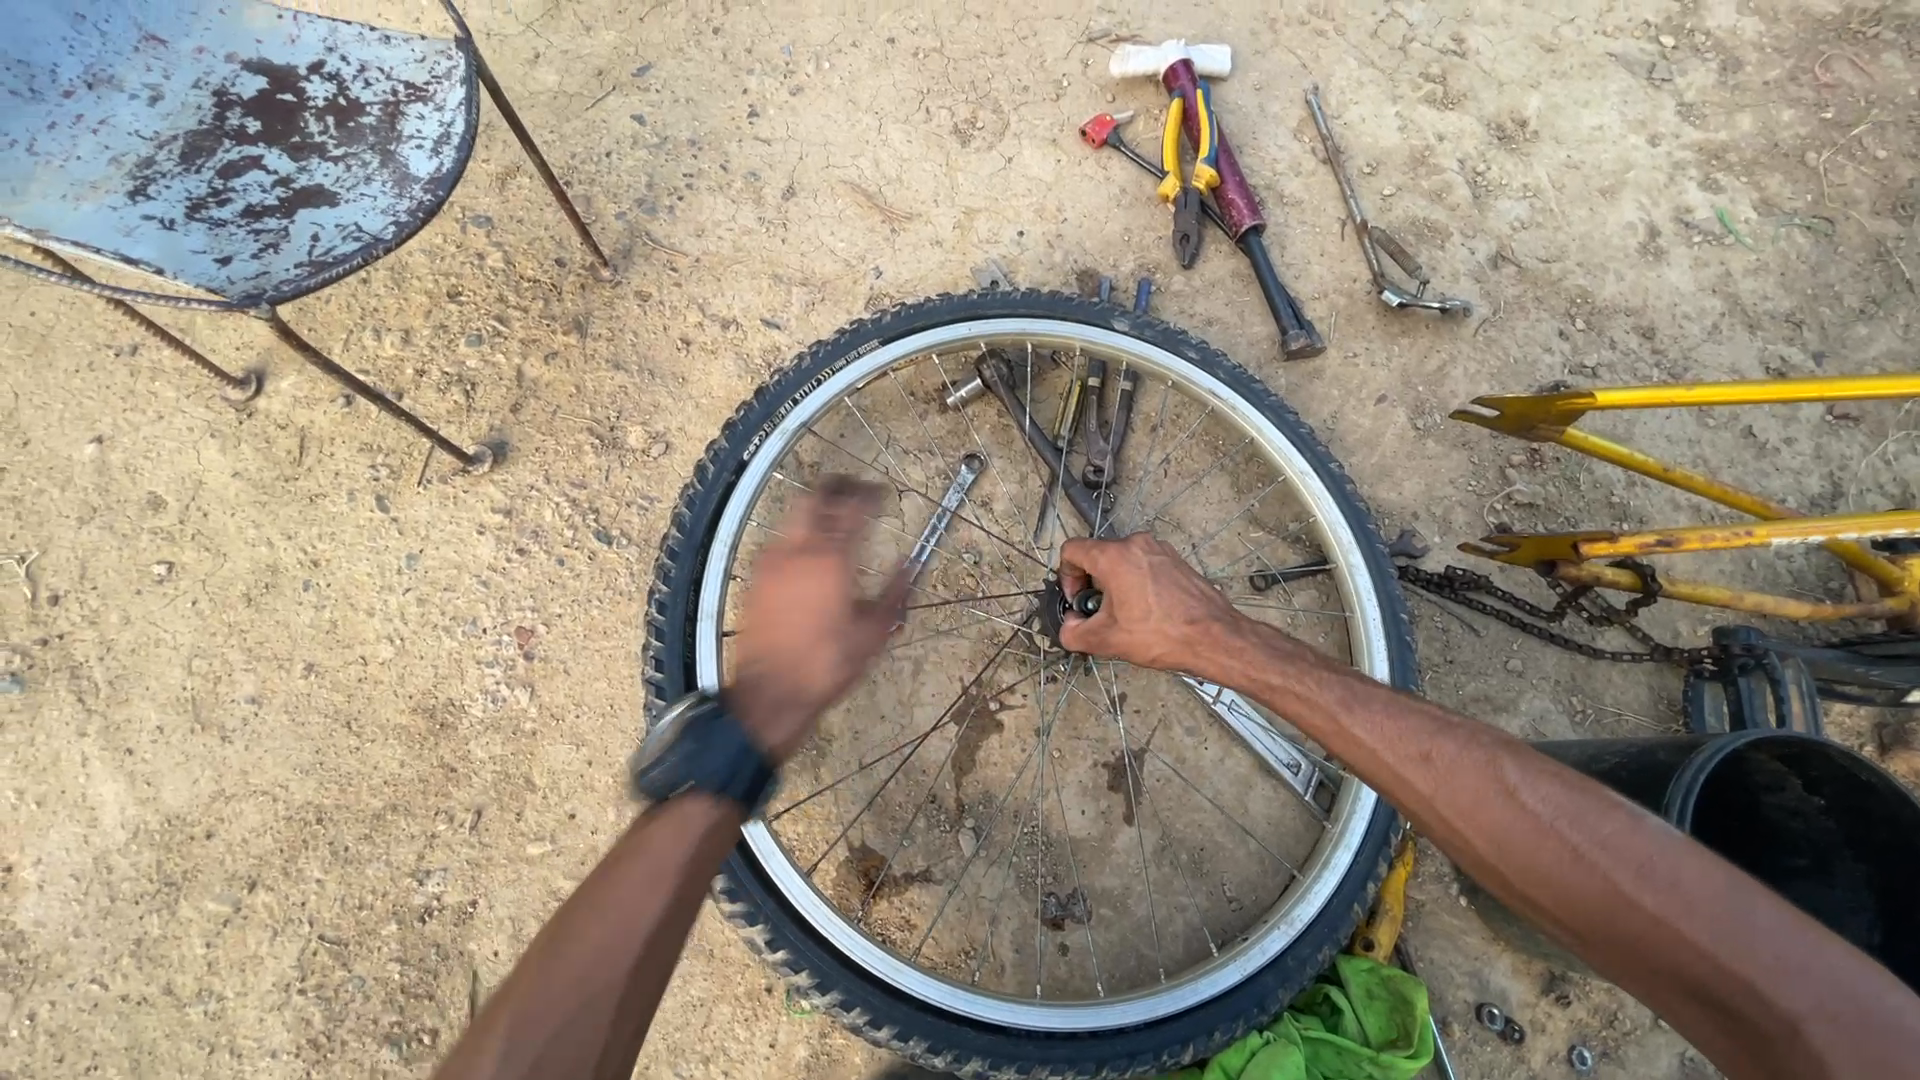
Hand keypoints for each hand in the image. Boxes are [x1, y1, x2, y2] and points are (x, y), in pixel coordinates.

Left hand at [726, 476, 908, 764]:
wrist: (770, 693)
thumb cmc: (826, 666)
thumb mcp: (872, 634)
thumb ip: (894, 594)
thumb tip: (911, 566)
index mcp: (831, 560)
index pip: (853, 508)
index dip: (870, 494)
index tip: (882, 492)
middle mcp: (798, 551)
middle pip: (816, 496)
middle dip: (838, 487)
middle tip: (857, 491)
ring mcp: (771, 561)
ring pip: (794, 514)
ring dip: (817, 507)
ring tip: (835, 516)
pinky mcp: (756, 576)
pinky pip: (780, 539)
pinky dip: (798, 531)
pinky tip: (810, 550)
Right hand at [1058, 532, 1248, 672]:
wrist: (1213, 638)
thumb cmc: (1161, 635)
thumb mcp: (1104, 640)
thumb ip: (1072, 632)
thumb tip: (1070, 625)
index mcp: (1113, 556)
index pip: (1072, 550)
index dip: (1065, 576)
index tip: (1077, 600)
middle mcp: (1136, 544)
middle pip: (1097, 556)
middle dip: (1092, 584)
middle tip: (1100, 613)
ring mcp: (1159, 549)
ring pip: (1121, 561)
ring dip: (1114, 585)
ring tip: (1125, 615)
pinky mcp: (1176, 560)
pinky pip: (1144, 565)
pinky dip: (1136, 583)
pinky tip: (1147, 612)